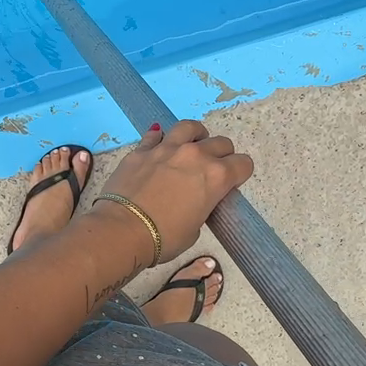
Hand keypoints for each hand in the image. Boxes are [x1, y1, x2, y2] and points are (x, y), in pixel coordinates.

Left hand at [96, 120, 253, 258]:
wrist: (122, 230)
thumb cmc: (164, 238)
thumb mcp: (195, 229)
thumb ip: (201, 207)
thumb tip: (192, 199)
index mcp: (216, 176)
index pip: (243, 164)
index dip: (239, 174)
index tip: (231, 183)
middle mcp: (195, 155)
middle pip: (220, 143)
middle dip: (221, 155)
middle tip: (210, 170)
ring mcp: (166, 149)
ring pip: (189, 127)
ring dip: (195, 136)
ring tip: (191, 146)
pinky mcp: (141, 150)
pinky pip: (155, 136)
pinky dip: (160, 139)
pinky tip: (159, 147)